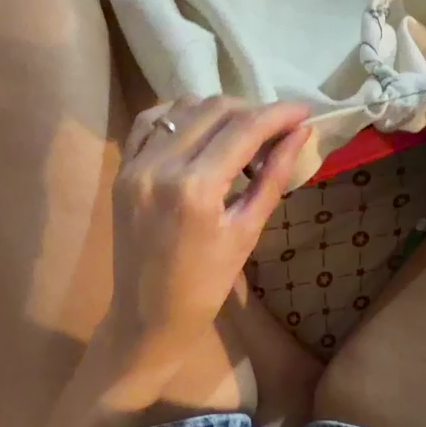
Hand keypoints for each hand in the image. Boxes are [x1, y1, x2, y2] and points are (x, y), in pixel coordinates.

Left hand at [97, 97, 310, 411]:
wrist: (146, 318)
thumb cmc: (203, 288)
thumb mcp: (245, 235)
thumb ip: (271, 179)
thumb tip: (299, 134)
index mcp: (195, 189)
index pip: (244, 128)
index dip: (278, 114)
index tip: (303, 111)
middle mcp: (161, 167)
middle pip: (214, 109)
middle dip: (250, 111)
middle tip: (272, 132)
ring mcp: (136, 167)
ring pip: (183, 108)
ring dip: (216, 112)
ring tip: (236, 138)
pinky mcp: (123, 172)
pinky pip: (151, 123)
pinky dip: (178, 117)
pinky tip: (198, 134)